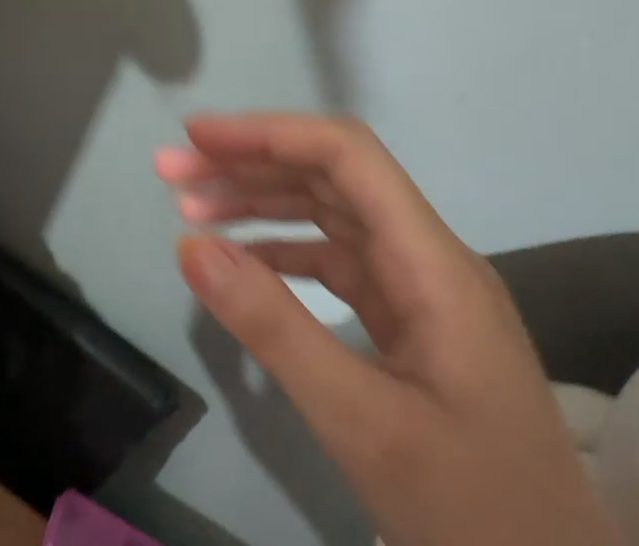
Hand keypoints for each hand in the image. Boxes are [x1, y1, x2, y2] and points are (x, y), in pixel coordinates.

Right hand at [160, 114, 616, 545]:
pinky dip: (283, 252)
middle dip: (250, 164)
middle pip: (334, 180)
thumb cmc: (469, 504)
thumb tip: (189, 246)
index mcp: (434, 266)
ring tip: (189, 207)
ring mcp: (423, 294)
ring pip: (333, 218)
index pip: (348, 160)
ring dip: (261, 203)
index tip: (195, 137)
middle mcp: (431, 262)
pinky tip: (240, 261)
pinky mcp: (411, 325)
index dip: (269, 134)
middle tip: (170, 172)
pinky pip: (339, 265)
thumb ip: (274, 328)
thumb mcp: (360, 422)